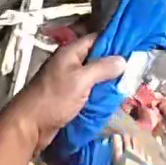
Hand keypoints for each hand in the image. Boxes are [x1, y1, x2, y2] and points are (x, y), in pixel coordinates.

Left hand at [0, 34, 124, 149]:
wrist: (29, 126)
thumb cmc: (54, 99)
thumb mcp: (81, 80)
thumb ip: (102, 68)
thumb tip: (123, 59)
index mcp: (70, 52)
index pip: (95, 39)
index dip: (114, 41)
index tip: (134, 45)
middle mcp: (69, 63)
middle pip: (96, 57)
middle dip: (114, 63)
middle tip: (136, 68)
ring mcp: (68, 80)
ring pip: (93, 75)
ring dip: (108, 80)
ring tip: (129, 83)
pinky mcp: (69, 97)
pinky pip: (89, 90)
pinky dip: (100, 93)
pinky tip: (114, 97)